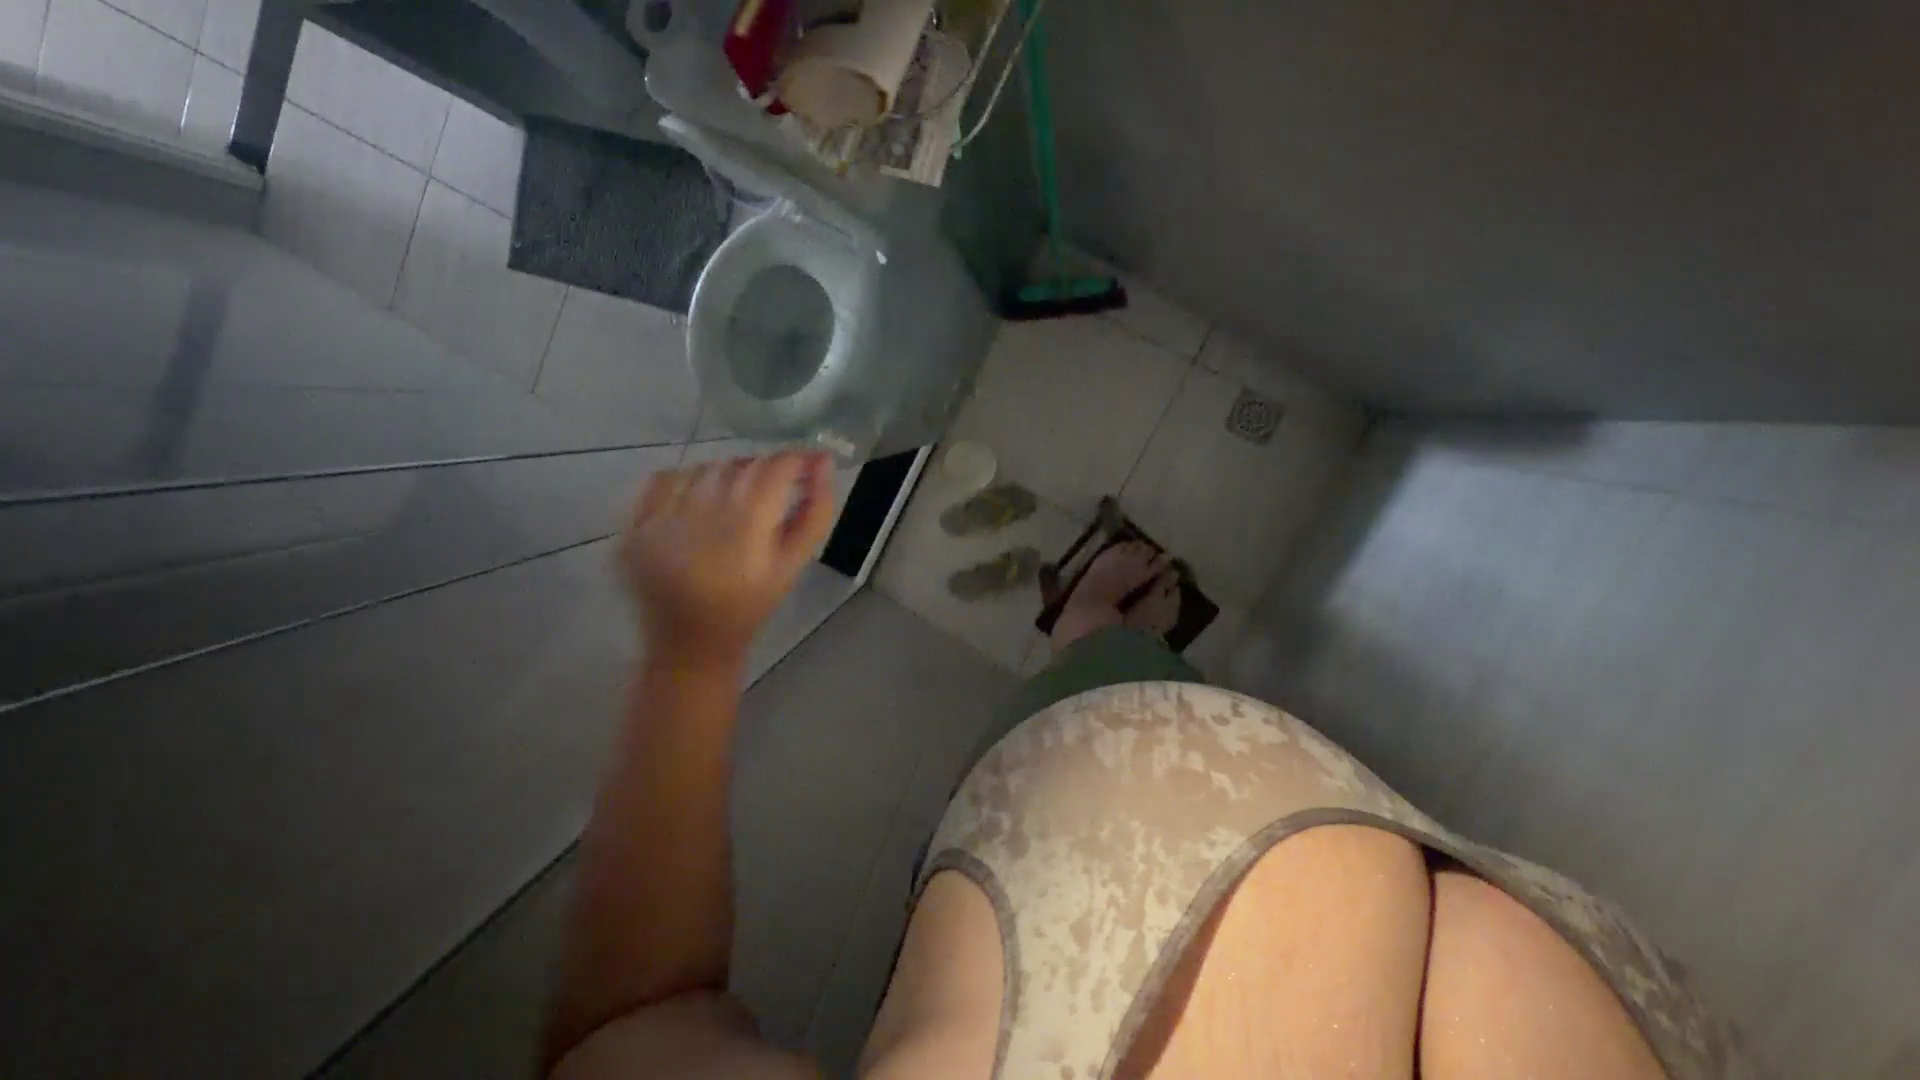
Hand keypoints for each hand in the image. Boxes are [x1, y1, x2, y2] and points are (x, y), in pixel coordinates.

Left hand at [620, 450, 837, 665]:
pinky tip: (694, 505)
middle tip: (769, 494)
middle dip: (762, 472)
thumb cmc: (751, 604)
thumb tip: (823, 461)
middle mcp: (704, 512)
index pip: (776, 466)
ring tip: (731, 504)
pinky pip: (663, 480)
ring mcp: (664, 517)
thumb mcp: (794, 563)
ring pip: (704, 468)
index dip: (796, 459)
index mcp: (748, 524)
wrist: (692, 641)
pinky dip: (684, 482)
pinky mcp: (636, 525)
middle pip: (741, 465)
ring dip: (725, 477)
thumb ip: (816, 511)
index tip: (805, 465)